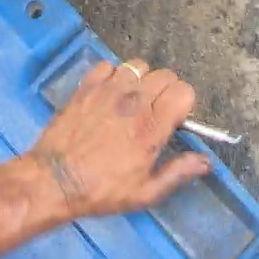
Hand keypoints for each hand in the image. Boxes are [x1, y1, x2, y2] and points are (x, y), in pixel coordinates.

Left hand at [26, 59, 212, 219]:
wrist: (53, 181)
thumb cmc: (101, 191)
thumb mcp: (145, 193)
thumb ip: (178, 173)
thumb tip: (205, 161)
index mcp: (152, 127)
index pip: (184, 91)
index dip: (183, 103)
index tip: (174, 119)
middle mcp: (134, 101)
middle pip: (165, 75)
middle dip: (166, 90)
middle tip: (154, 111)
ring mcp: (109, 90)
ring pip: (139, 66)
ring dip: (141, 80)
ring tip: (131, 99)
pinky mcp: (87, 86)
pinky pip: (109, 65)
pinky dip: (112, 75)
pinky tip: (108, 94)